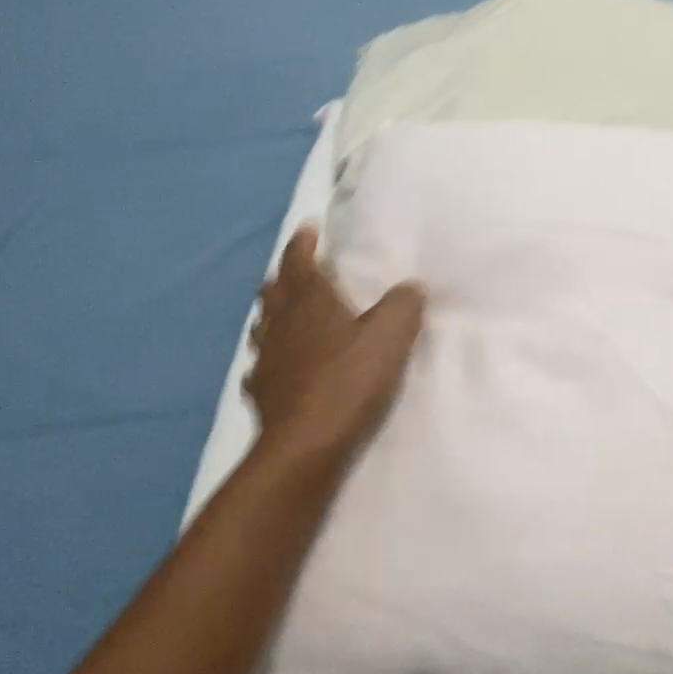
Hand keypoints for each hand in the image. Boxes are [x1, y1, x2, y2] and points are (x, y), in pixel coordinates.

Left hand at [247, 225, 425, 456]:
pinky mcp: (261, 393)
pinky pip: (263, 366)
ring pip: (264, 326)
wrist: (306, 445)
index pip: (298, 259)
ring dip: (276, 316)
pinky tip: (281, 369)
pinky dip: (272, 359)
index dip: (303, 242)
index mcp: (309, 300)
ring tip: (291, 317)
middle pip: (274, 290)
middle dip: (286, 276)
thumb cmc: (349, 380)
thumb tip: (411, 287)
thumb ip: (404, 304)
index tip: (309, 228)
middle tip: (302, 273)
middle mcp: (280, 322)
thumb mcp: (392, 335)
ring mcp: (265, 359)